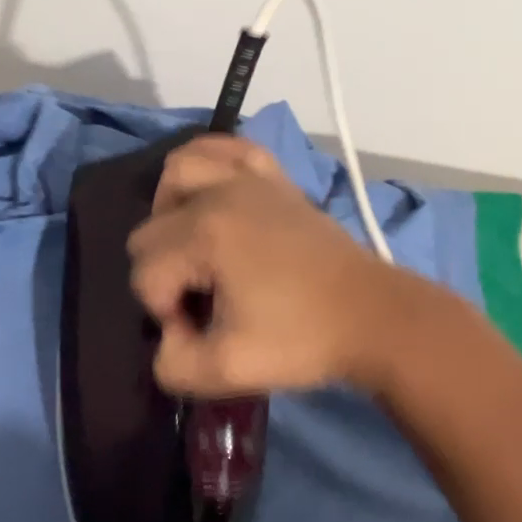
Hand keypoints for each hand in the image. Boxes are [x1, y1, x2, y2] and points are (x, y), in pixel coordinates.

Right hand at [126, 136, 443, 396]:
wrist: (375, 319)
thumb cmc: (303, 341)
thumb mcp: (225, 372)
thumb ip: (171, 364)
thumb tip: (169, 335)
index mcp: (205, 235)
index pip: (145, 274)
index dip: (166, 314)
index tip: (205, 332)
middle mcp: (219, 194)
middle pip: (150, 231)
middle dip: (165, 273)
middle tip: (205, 303)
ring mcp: (249, 179)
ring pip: (175, 175)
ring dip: (170, 214)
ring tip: (193, 249)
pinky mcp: (274, 178)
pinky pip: (226, 148)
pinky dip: (209, 165)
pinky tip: (211, 195)